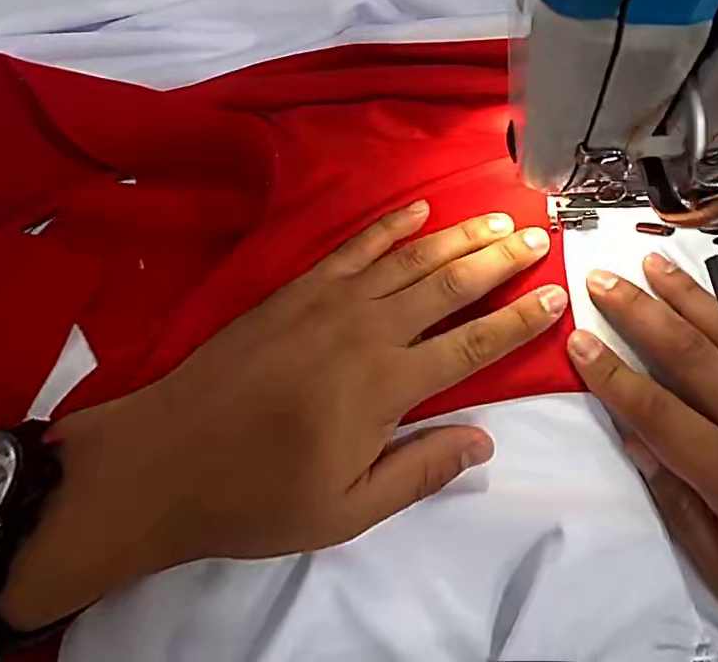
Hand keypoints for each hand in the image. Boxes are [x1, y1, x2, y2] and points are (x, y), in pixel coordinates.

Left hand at [0, 201, 564, 626]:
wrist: (163, 459)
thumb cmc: (257, 494)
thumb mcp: (344, 511)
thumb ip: (419, 471)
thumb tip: (485, 441)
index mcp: (387, 385)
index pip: (473, 345)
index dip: (520, 318)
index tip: (555, 294)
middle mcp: (370, 330)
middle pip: (452, 285)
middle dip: (501, 258)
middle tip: (537, 235)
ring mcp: (334, 300)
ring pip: (414, 257)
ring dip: (461, 235)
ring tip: (497, 217)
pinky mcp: (301, 286)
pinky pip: (358, 246)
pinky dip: (392, 224)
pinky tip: (420, 207)